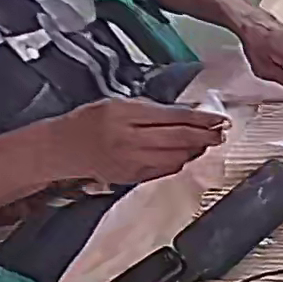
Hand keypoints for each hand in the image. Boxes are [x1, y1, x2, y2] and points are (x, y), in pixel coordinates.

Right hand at [47, 97, 226, 183]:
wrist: (60, 148)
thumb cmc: (92, 121)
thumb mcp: (119, 104)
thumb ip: (154, 109)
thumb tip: (191, 114)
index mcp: (125, 115)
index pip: (175, 117)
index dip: (203, 119)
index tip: (221, 119)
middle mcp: (128, 139)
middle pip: (180, 138)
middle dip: (207, 136)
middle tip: (221, 133)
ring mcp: (131, 161)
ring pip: (178, 157)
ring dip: (197, 150)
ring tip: (205, 142)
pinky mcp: (132, 177)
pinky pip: (167, 170)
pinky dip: (181, 161)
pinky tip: (186, 154)